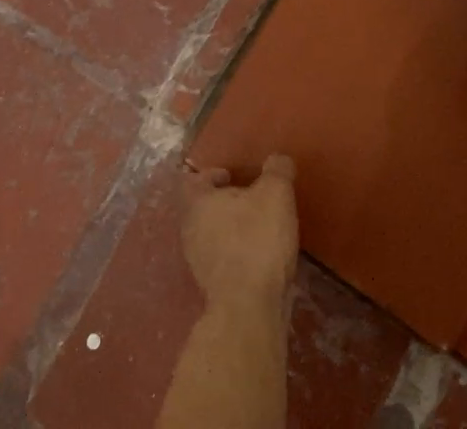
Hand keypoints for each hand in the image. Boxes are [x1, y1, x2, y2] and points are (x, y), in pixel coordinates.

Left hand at [181, 155, 298, 309]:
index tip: (232, 175)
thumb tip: (277, 160)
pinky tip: (260, 256)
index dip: (212, 174)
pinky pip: (222, 259)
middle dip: (224, 202)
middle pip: (202, 208)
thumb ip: (277, 171)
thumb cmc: (257, 239)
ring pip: (211, 235)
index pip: (193, 180)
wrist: (249, 306)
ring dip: (230, 229)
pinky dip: (236, 253)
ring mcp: (197, 261)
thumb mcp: (276, 194)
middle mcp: (190, 230)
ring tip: (260, 228)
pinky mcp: (211, 286)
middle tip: (251, 199)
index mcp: (197, 203)